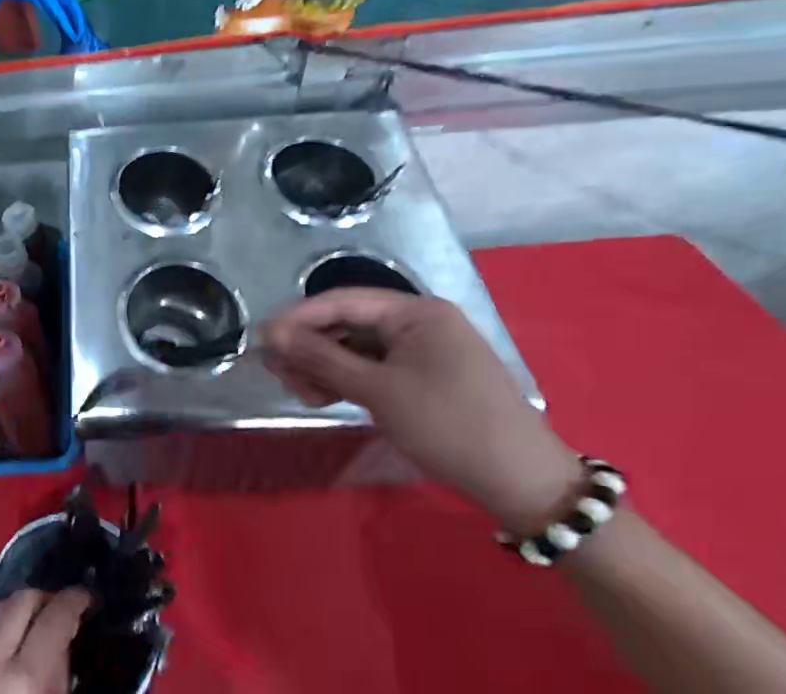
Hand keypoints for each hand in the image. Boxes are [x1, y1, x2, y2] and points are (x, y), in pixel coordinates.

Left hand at [0, 589, 91, 693]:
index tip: (92, 597)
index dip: (77, 599)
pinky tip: (21, 635)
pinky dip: (5, 623)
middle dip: (48, 594)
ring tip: (47, 617)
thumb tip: (67, 638)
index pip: (54, 616)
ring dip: (24, 605)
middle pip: (21, 600)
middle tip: (70, 606)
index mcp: (24, 676)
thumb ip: (63, 669)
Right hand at [260, 290, 583, 533]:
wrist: (524, 485)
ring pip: (357, 349)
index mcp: (416, 312)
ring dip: (324, 367)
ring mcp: (423, 351)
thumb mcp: (379, 391)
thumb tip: (272, 334)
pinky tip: (322, 396)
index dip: (298, 318)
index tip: (262, 338)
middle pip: (348, 324)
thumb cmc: (449, 426)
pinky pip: (374, 368)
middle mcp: (419, 323)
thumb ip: (322, 358)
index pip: (342, 301)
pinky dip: (347, 380)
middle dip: (310, 347)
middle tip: (277, 372)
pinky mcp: (424, 378)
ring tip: (298, 391)